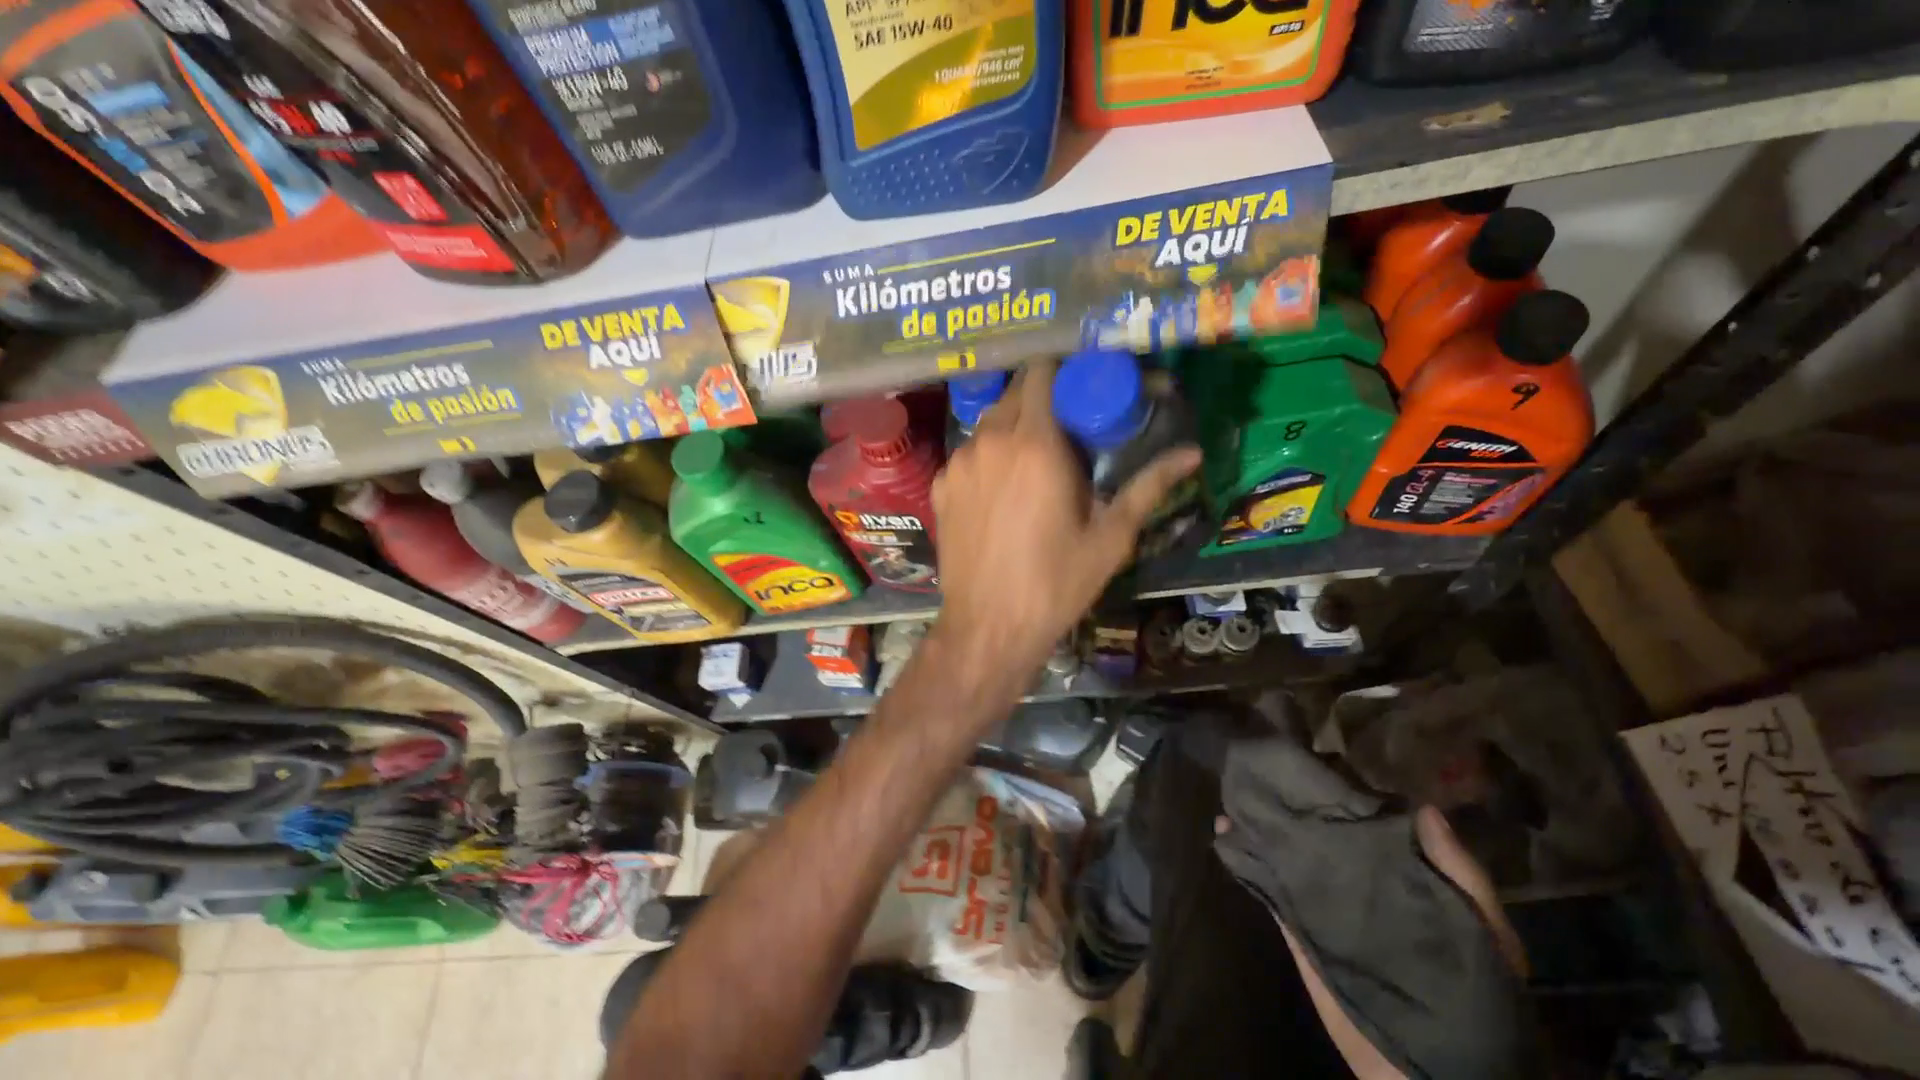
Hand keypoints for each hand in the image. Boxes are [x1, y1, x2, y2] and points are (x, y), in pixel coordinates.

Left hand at [931, 359, 1200, 676]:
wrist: (988, 629)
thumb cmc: (1056, 583)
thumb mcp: (1111, 536)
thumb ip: (1149, 485)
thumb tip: (1193, 453)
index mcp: (1035, 443)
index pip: (1042, 373)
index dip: (1065, 372)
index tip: (1086, 387)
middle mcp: (990, 440)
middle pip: (1015, 393)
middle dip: (1044, 399)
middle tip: (1072, 425)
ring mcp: (959, 463)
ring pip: (989, 423)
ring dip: (1015, 428)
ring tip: (1040, 460)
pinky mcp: (940, 486)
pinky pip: (970, 454)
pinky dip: (990, 457)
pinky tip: (1005, 490)